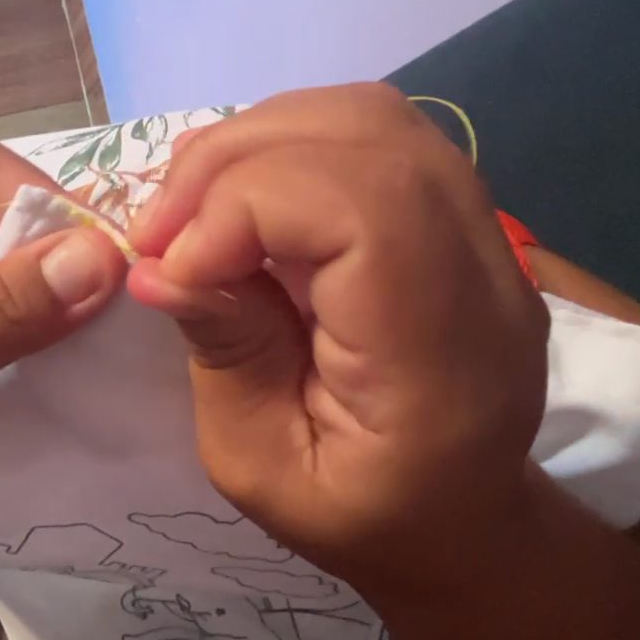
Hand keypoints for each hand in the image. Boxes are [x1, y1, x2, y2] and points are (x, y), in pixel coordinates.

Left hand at [0, 139, 126, 554]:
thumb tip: (103, 255)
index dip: (37, 197)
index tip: (103, 256)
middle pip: (0, 228)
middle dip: (60, 262)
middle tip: (128, 313)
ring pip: (13, 287)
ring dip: (62, 312)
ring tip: (118, 347)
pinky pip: (9, 340)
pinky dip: (46, 353)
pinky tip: (87, 377)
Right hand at [126, 84, 548, 578]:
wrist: (461, 522)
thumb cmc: (355, 516)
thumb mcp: (258, 467)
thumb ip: (223, 358)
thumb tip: (156, 266)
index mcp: (438, 359)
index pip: (362, 208)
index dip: (243, 209)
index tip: (168, 268)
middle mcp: (483, 273)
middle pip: (364, 137)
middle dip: (229, 164)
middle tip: (156, 231)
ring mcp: (481, 233)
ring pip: (366, 117)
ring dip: (250, 146)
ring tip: (187, 212)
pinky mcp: (452, 217)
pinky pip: (365, 139)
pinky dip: (278, 148)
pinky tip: (230, 200)